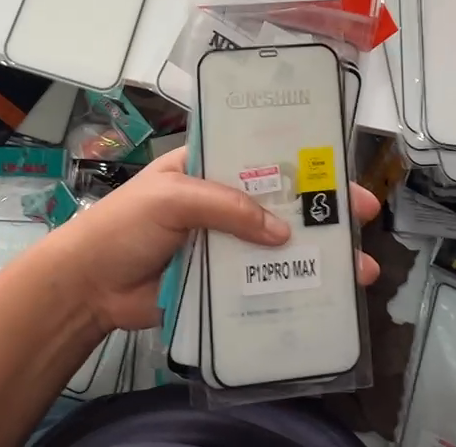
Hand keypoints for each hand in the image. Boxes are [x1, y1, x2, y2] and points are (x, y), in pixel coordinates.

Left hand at [24, 147, 379, 332]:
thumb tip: (282, 232)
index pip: (263, 155)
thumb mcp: (173, 197)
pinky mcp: (222, 283)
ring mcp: (225, 244)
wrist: (89, 286)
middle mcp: (223, 201)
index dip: (303, 160)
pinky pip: (262, 283)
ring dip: (318, 254)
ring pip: (279, 246)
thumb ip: (225, 206)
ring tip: (360, 268)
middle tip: (366, 216)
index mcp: (209, 167)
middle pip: (282, 202)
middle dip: (324, 209)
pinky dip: (293, 288)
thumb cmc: (123, 224)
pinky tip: (325, 298)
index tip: (340, 168)